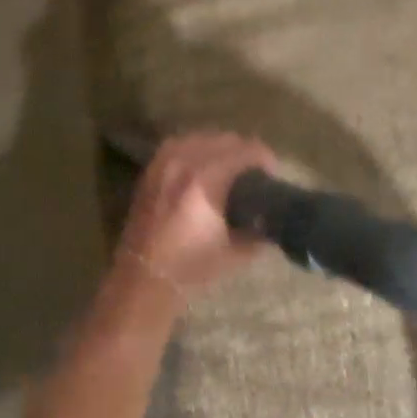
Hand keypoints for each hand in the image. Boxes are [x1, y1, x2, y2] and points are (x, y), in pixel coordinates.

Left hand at [115, 132, 277, 295]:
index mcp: (205, 180)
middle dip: (243, 152)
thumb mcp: (235, 254)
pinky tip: (199, 165)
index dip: (265, 159)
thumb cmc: (191, 268)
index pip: (245, 152)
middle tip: (253, 172)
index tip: (272, 174)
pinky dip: (191, 150)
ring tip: (227, 165)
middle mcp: (182, 164)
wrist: (143, 279)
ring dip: (216, 147)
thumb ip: (258, 234)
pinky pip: (174, 147)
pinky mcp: (148, 174)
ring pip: (197, 138)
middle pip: (222, 140)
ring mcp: (161, 166)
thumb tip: (271, 223)